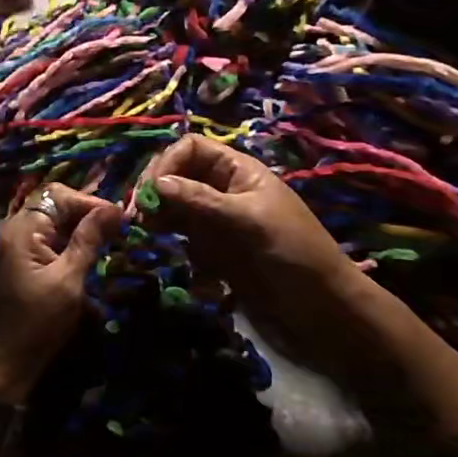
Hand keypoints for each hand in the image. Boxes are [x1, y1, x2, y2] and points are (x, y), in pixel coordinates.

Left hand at [0, 184, 122, 404]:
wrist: (7, 363)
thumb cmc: (38, 323)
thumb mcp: (69, 280)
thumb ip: (89, 240)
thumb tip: (114, 207)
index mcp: (21, 230)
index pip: (57, 195)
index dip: (89, 202)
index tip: (117, 220)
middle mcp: (14, 230)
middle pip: (54, 204)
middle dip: (86, 213)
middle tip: (116, 231)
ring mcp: (16, 245)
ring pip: (53, 221)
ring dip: (80, 228)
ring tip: (108, 242)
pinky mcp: (21, 260)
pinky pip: (47, 238)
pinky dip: (69, 242)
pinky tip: (89, 255)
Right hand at [141, 135, 371, 352]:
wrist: (320, 307)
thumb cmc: (294, 252)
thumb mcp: (248, 221)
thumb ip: (201, 200)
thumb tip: (156, 184)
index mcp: (238, 171)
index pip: (190, 149)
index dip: (166, 163)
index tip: (149, 192)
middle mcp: (222, 189)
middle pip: (176, 175)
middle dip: (155, 191)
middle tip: (137, 216)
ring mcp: (214, 220)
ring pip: (173, 207)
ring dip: (156, 217)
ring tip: (143, 234)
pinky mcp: (210, 250)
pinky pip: (179, 236)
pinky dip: (168, 241)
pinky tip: (164, 251)